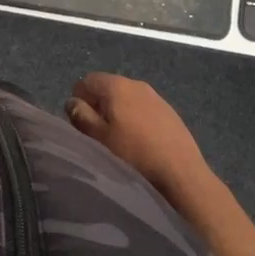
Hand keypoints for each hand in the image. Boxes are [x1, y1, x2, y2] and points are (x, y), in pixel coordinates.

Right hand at [66, 72, 210, 195]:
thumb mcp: (99, 138)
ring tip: (122, 139)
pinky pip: (144, 109)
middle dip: (99, 106)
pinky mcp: (170, 112)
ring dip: (119, 113)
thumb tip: (72, 101)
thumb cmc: (135, 155)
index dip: (79, 100)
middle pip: (107, 87)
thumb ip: (81, 116)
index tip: (82, 123)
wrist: (182, 174)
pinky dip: (137, 119)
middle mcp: (136, 83)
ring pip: (127, 98)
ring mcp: (156, 96)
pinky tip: (143, 142)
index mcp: (116, 85)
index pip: (86, 81)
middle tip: (100, 133)